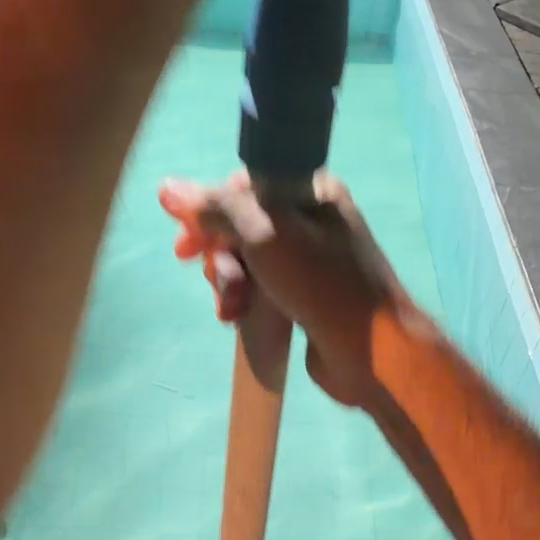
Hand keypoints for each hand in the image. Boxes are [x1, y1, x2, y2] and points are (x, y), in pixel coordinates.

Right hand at [158, 171, 409, 406]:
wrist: (372, 353)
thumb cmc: (321, 284)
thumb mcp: (265, 235)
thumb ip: (216, 209)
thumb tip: (167, 188)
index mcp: (310, 190)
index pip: (243, 186)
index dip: (210, 212)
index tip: (187, 243)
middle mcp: (310, 218)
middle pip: (240, 224)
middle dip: (221, 256)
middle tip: (218, 283)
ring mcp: (308, 258)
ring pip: (246, 259)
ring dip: (229, 283)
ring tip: (232, 310)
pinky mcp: (303, 294)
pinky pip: (259, 286)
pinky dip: (243, 299)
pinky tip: (237, 319)